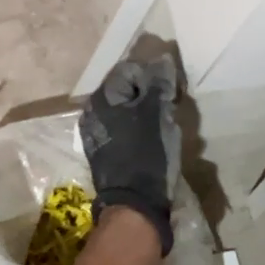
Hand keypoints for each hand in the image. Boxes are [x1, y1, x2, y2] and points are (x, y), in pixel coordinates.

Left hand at [78, 37, 181, 255]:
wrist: (135, 206)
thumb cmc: (147, 154)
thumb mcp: (158, 113)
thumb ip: (159, 83)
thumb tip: (162, 59)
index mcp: (102, 98)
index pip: (129, 70)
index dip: (153, 75)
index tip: (172, 91)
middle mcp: (92, 112)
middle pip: (126, 90)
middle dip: (150, 94)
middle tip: (171, 107)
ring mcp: (96, 134)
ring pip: (125, 111)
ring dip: (145, 113)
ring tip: (165, 126)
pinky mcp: (103, 153)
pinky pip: (123, 130)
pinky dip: (139, 130)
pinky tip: (153, 143)